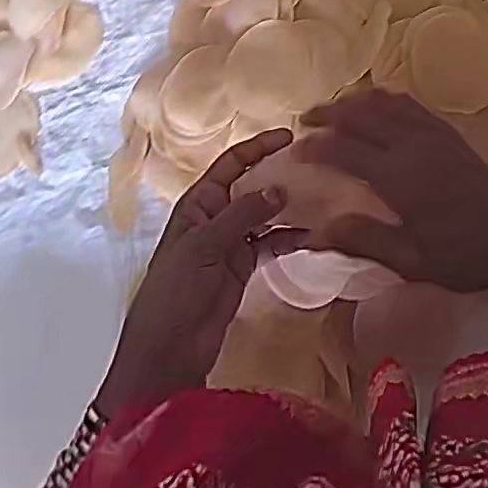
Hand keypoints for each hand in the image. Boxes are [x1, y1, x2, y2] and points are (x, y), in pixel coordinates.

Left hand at [94, 128, 302, 418]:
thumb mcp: (205, 247)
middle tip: (312, 166)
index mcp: (199, 203)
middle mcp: (217, 216)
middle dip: (278, 174)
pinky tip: (310, 235)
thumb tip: (280, 189)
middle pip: (251, 184)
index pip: (231, 164)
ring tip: (319, 198)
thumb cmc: (175, 292)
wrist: (168, 351)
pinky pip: (271, 241)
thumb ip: (242, 215)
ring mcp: (231, 241)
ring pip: (265, 213)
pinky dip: (289, 236)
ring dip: (288, 206)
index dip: (258, 147)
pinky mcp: (243, 264)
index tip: (288, 136)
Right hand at [300, 90, 487, 293]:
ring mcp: (431, 133)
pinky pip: (410, 104)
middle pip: (361, 115)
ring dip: (356, 101)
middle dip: (330, 113)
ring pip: (385, 103)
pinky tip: (376, 105)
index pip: (345, 150)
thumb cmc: (460, 253)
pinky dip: (386, 99)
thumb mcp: (410, 259)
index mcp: (399, 177)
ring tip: (336, 108)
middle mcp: (412, 145)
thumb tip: (315, 234)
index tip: (297, 151)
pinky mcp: (446, 130)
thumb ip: (362, 240)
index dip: (316, 147)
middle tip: (307, 119)